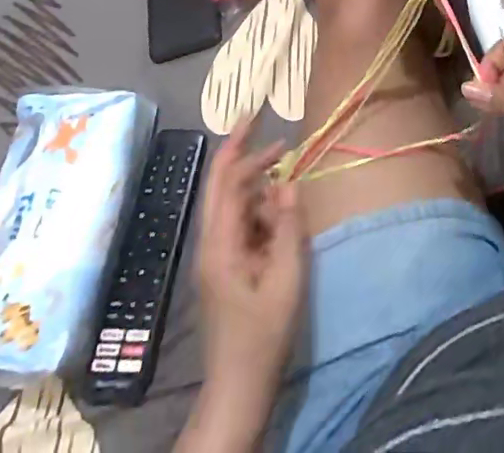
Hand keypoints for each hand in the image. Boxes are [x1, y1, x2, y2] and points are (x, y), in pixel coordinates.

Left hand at [195, 112, 306, 390]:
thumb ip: (288, 226)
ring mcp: (216, 255)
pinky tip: (283, 224)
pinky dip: (263, 215)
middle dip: (247, 159)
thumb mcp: (286, 277)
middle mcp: (211, 243)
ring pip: (235, 206)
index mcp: (220, 244)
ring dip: (262, 193)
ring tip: (291, 199)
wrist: (239, 385)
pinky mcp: (225, 266)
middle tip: (283, 144)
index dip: (241, 147)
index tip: (258, 118)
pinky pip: (242, 226)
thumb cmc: (263, 334)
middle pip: (223, 188)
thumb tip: (289, 181)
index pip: (226, 182)